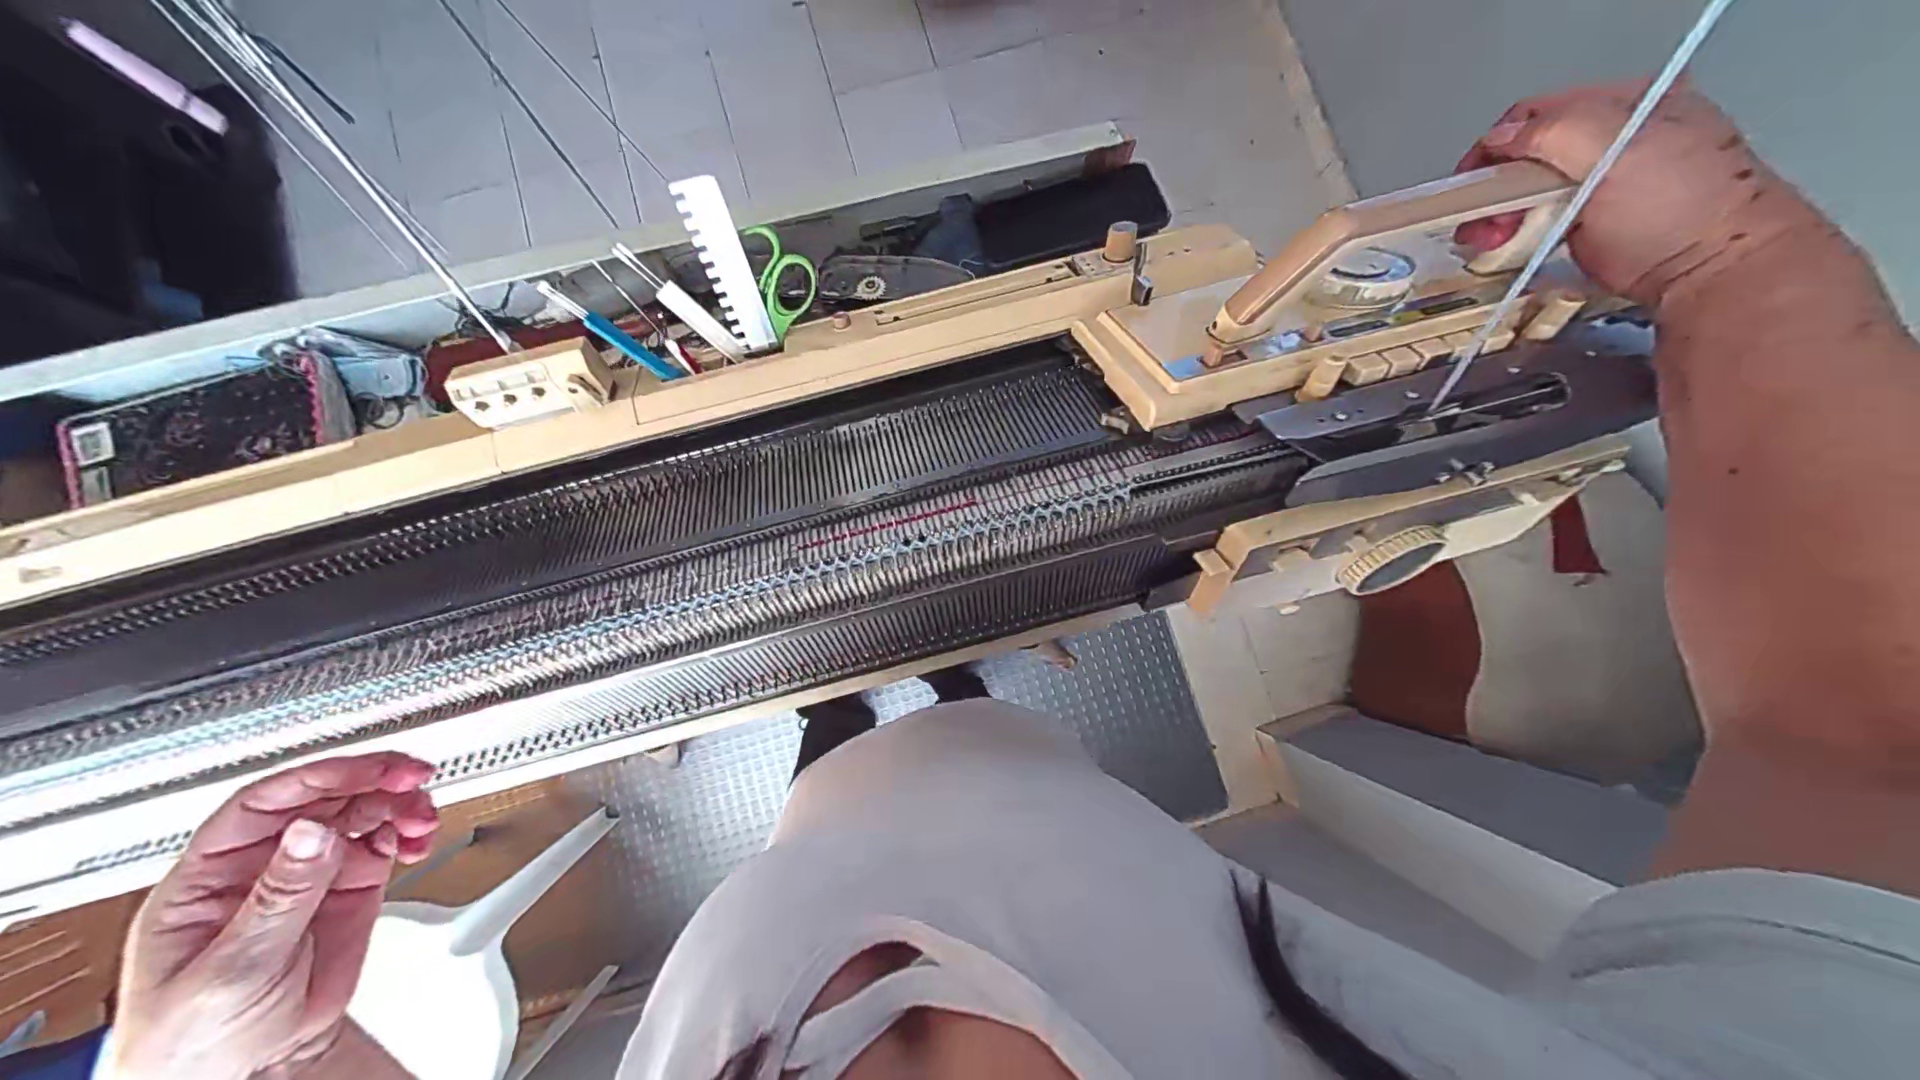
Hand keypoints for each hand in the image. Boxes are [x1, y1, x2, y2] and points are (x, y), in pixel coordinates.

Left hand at [105, 753, 440, 1079]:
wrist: (257, 1069)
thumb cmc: (197, 1040)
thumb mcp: (231, 971)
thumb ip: (278, 898)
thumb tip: (311, 830)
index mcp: (210, 877)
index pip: (266, 803)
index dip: (321, 777)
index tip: (371, 770)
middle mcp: (266, 864)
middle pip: (327, 797)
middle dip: (376, 779)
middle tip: (415, 777)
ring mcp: (314, 872)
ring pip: (365, 810)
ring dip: (402, 804)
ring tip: (423, 820)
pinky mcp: (354, 883)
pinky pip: (390, 837)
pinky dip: (413, 831)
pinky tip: (419, 842)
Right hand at [1454, 79, 1824, 307]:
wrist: (1706, 268)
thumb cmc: (1680, 209)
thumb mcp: (1621, 152)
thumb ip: (1558, 133)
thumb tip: (1499, 138)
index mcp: (1625, 105)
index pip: (1537, 113)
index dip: (1497, 147)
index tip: (1473, 185)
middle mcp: (1606, 138)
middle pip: (1521, 155)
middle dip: (1494, 189)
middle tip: (1486, 223)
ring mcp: (1592, 181)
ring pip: (1519, 188)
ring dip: (1496, 214)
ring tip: (1493, 240)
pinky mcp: (1581, 218)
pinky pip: (1530, 215)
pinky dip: (1510, 230)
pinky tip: (1508, 245)